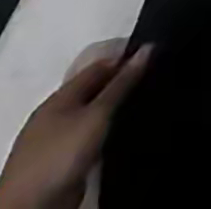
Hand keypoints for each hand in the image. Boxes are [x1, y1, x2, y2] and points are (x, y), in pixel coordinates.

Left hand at [0, 43, 151, 208]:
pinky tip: (123, 132)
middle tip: (155, 79)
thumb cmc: (61, 154)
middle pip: (94, 90)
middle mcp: (55, 115)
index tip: (156, 58)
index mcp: (59, 98)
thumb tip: (148, 48)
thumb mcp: (97, 114)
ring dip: (114, 109)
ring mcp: (55, 140)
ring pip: (92, 115)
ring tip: (146, 103)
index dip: (126, 60)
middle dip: (121, 84)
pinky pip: (89, 137)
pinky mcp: (60, 162)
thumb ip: (122, 83)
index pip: (99, 66)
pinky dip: (106, 131)